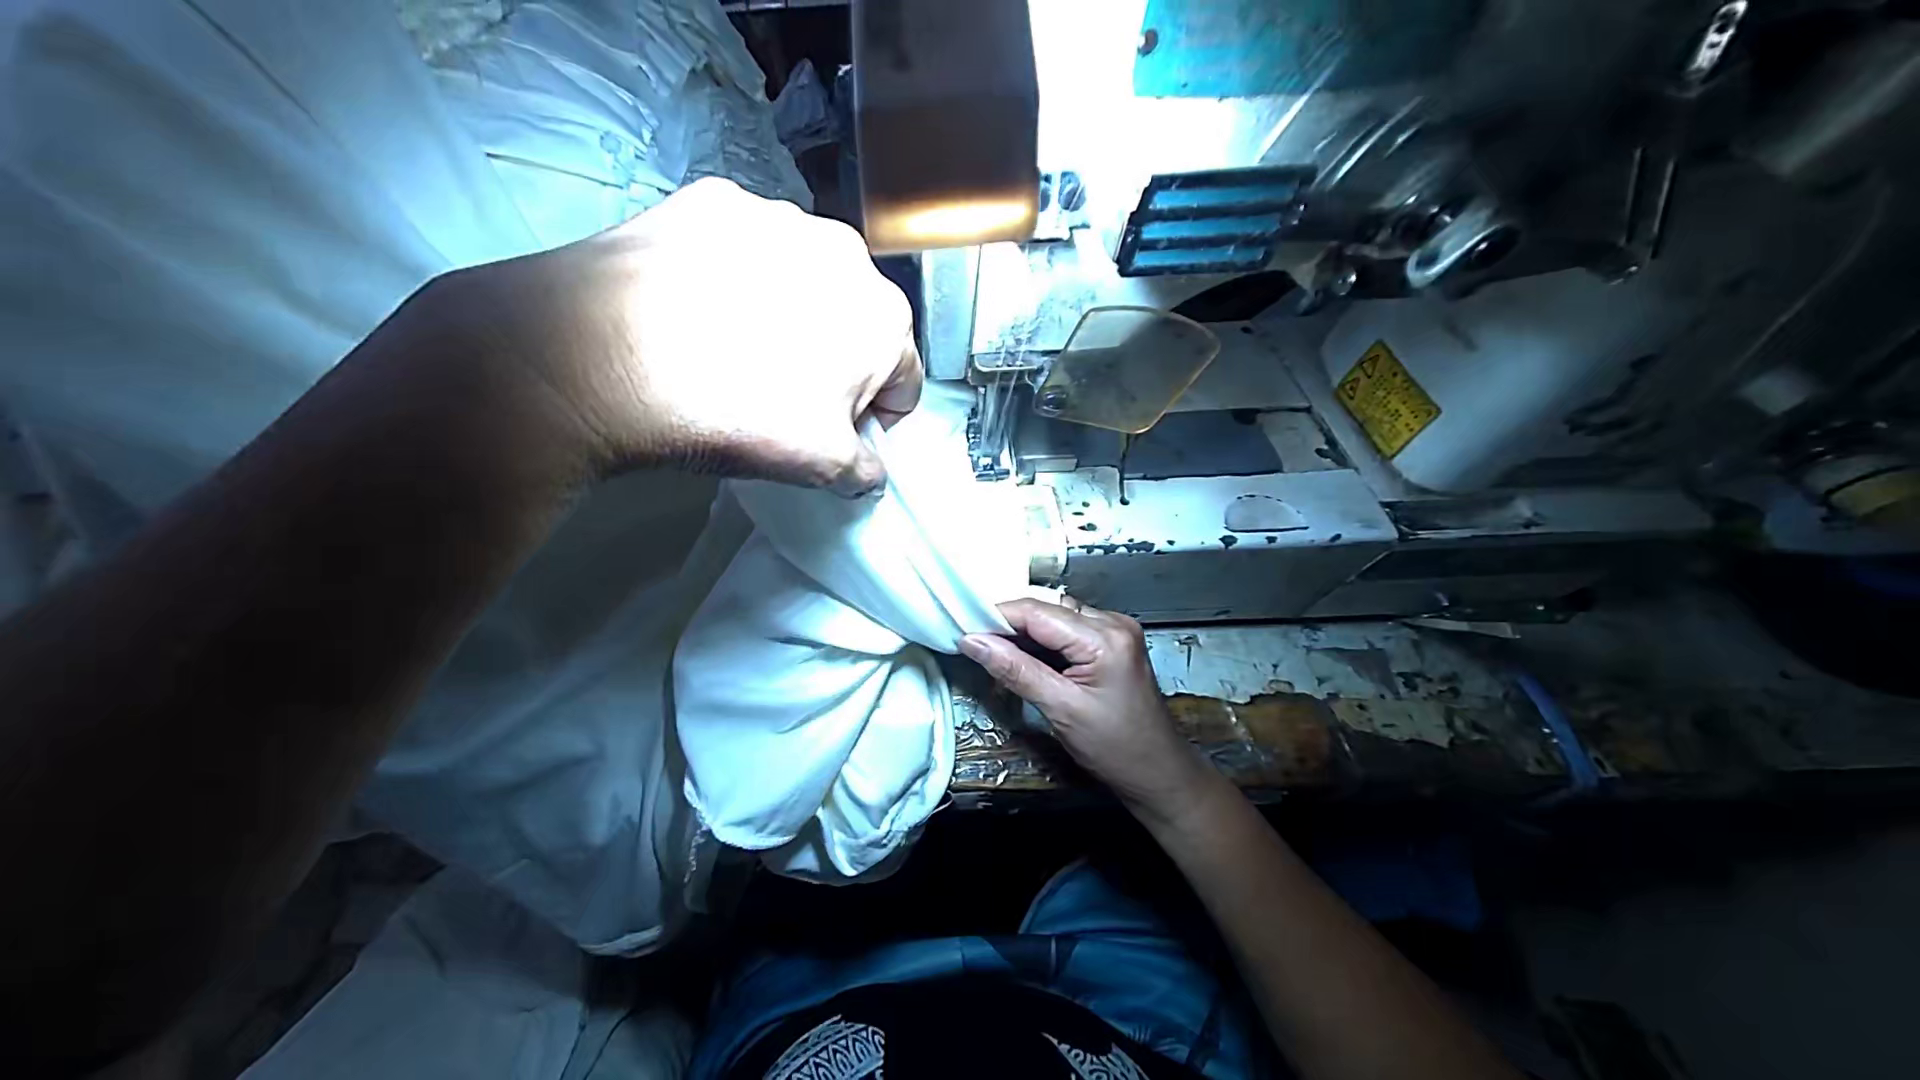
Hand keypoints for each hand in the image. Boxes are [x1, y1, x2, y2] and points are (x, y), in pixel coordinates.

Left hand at [428, 178, 921, 493]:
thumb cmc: (736, 413)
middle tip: (782, 395)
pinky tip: (697, 308)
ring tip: (733, 349)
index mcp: (885, 319)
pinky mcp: (712, 200)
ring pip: (803, 282)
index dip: (875, 417)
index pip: (903, 382)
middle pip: (857, 326)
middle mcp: (845, 254)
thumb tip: (869, 469)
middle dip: (836, 362)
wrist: (602, 354)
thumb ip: (864, 470)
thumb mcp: (819, 467)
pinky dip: (734, 278)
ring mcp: (776, 218)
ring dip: (789, 314)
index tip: (836, 433)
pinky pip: (744, 251)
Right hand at [960, 599, 1220, 818]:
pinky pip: (1068, 629)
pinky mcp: (1112, 643)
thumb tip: (972, 641)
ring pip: (1055, 617)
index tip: (963, 628)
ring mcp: (1115, 631)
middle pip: (1047, 609)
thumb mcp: (1060, 710)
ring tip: (993, 648)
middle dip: (1009, 623)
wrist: (1160, 774)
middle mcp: (1113, 623)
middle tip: (973, 640)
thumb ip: (1015, 670)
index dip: (997, 616)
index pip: (1038, 612)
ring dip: (1024, 632)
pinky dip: (1043, 640)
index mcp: (1105, 637)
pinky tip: (1023, 656)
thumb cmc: (1116, 749)